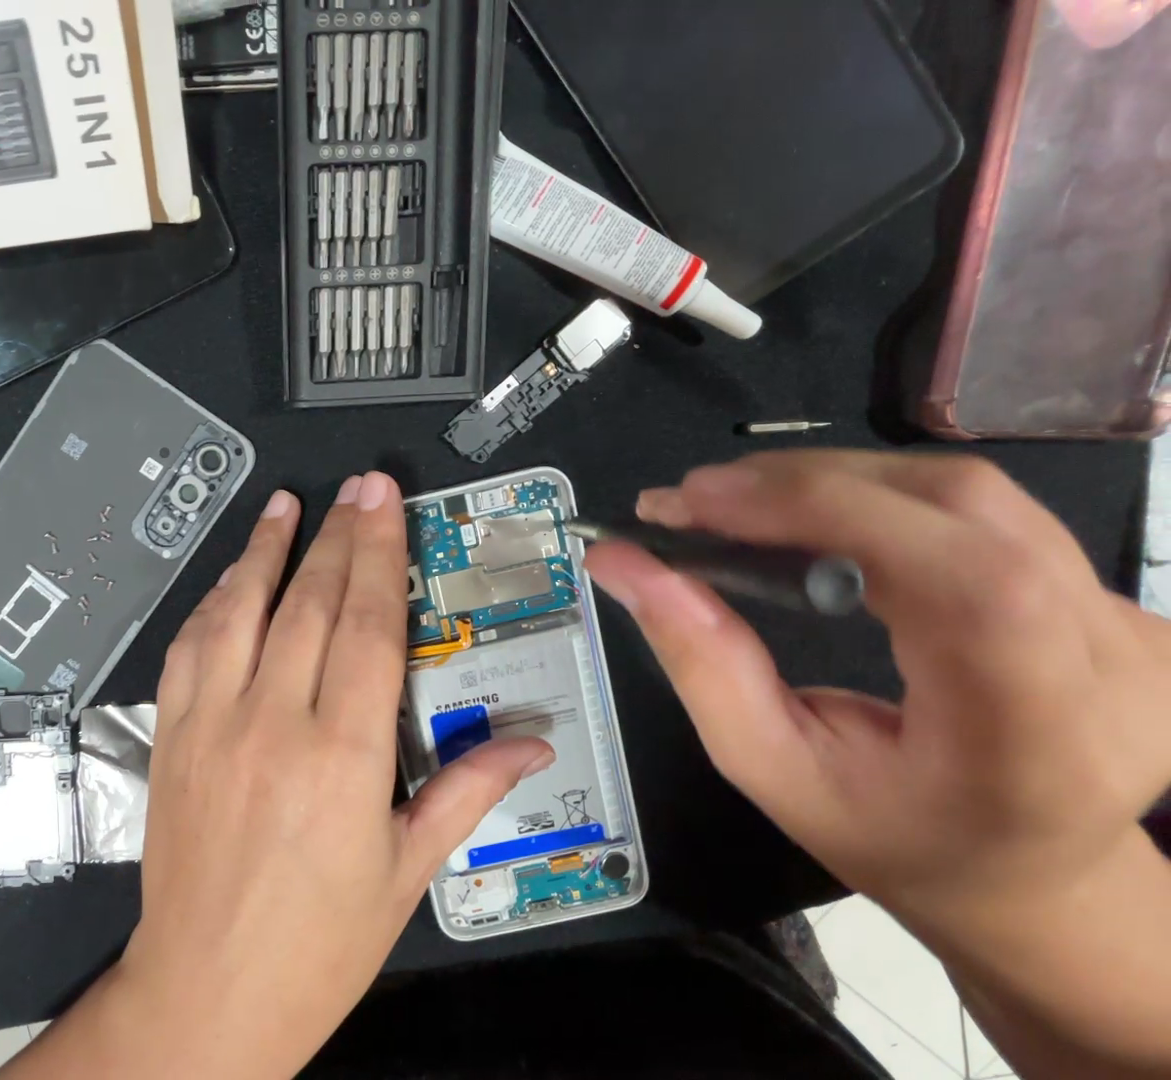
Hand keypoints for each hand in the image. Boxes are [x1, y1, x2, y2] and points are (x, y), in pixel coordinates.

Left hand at [9, 473, 553, 1079]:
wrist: (208, 989)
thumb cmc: (319, 942)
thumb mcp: (406, 872)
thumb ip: (465, 791)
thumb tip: (532, 741)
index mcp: (342, 753)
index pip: (366, 624)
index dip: (378, 552)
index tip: (384, 500)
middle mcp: (272, 721)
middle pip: (309, 603)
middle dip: (337, 535)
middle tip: (357, 486)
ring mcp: (210, 722)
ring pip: (239, 611)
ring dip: (264, 551)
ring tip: (286, 505)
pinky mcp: (170, 735)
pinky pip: (189, 649)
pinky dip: (214, 603)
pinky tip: (231, 579)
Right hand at [585, 450, 1170, 1069]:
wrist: (1024, 872)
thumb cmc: (885, 834)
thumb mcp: (768, 765)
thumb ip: (699, 661)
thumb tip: (618, 561)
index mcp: (1039, 733)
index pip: (963, 577)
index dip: (823, 512)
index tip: (697, 502)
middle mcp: (1114, 660)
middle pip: (959, 508)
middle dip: (804, 486)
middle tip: (690, 502)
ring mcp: (1127, 618)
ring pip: (966, 494)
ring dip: (831, 483)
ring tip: (734, 505)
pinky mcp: (1108, 592)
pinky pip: (974, 511)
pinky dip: (870, 498)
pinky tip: (807, 520)